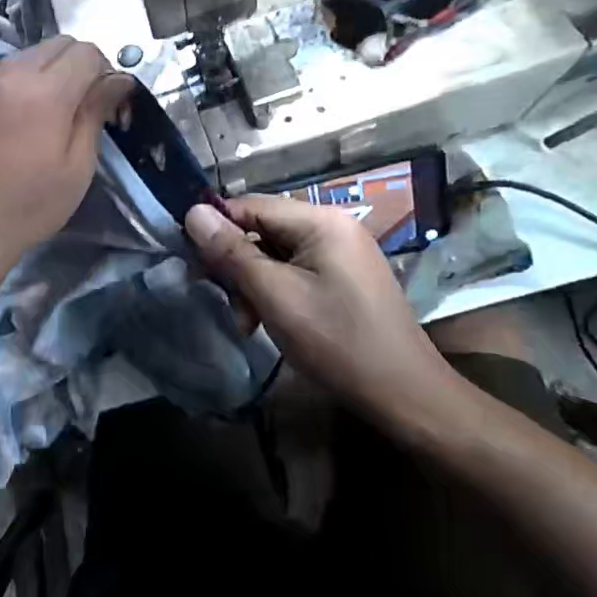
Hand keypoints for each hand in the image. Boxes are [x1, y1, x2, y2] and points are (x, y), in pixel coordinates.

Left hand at [0, 37, 136, 271]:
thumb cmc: (31, 205)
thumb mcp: (78, 166)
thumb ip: (96, 112)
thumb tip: (119, 79)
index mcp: (46, 94)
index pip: (86, 53)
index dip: (104, 72)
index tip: (105, 104)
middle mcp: (11, 75)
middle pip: (58, 44)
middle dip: (78, 65)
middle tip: (81, 104)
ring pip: (26, 52)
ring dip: (46, 69)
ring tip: (45, 108)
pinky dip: (10, 72)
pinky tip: (11, 101)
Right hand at [185, 196, 451, 416]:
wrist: (404, 392)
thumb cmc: (336, 341)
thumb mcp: (275, 296)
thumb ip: (232, 253)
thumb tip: (192, 212)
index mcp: (321, 220)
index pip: (251, 204)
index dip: (217, 228)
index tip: (192, 264)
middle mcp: (334, 225)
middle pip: (264, 228)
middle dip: (238, 265)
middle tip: (228, 305)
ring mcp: (344, 251)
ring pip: (278, 252)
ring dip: (255, 283)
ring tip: (249, 323)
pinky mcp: (347, 276)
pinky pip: (299, 269)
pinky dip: (278, 291)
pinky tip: (272, 321)